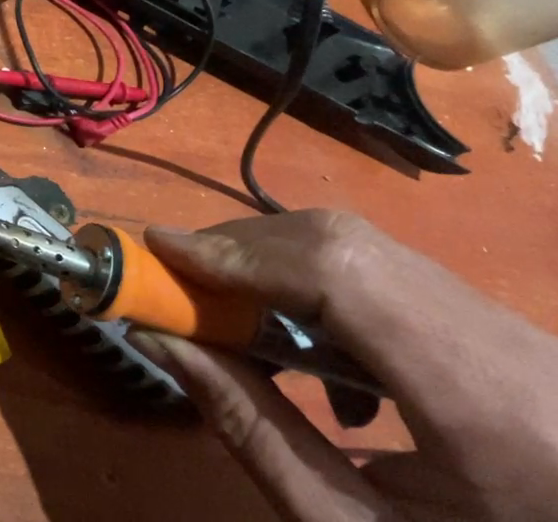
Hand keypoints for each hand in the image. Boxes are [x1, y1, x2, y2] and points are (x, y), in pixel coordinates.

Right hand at [138, 209, 557, 521]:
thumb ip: (250, 428)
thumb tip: (153, 337)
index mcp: (489, 407)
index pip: (342, 276)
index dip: (240, 253)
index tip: (158, 252)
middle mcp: (517, 347)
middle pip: (348, 245)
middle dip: (243, 252)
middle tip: (177, 285)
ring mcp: (522, 332)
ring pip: (367, 249)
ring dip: (274, 266)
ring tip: (228, 317)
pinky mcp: (508, 331)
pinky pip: (392, 273)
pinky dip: (317, 286)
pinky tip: (306, 350)